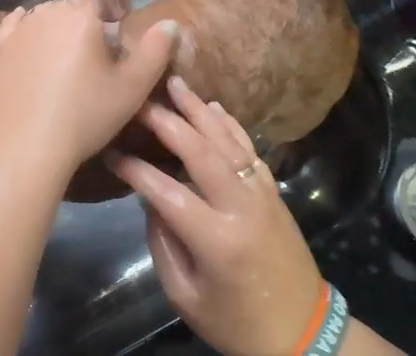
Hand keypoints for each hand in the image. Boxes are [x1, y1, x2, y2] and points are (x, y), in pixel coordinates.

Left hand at [0, 0, 178, 177]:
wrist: (27, 147)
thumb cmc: (85, 116)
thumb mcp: (132, 89)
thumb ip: (156, 51)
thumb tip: (170, 22)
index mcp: (83, 14)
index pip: (103, 5)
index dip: (110, 31)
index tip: (111, 61)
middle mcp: (49, 10)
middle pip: (74, 11)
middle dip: (84, 31)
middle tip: (90, 72)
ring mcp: (20, 27)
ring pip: (46, 18)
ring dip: (56, 33)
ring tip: (62, 72)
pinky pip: (17, 26)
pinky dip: (27, 31)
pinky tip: (32, 46)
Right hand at [108, 77, 325, 355]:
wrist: (303, 332)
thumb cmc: (236, 322)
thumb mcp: (187, 296)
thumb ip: (163, 243)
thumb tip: (149, 198)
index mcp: (216, 240)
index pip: (166, 191)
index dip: (135, 169)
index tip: (111, 152)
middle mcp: (241, 207)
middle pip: (201, 151)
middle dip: (168, 122)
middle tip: (141, 100)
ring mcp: (262, 194)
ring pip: (228, 140)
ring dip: (199, 110)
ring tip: (175, 84)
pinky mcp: (274, 191)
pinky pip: (249, 148)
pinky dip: (230, 124)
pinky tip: (212, 107)